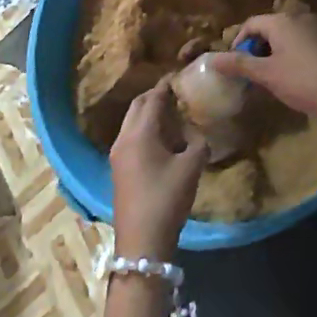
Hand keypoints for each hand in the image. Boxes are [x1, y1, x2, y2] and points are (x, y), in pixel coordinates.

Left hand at [109, 79, 206, 258]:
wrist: (142, 241)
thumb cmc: (167, 198)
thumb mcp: (192, 167)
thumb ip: (198, 142)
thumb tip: (197, 133)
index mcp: (140, 133)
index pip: (153, 98)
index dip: (166, 86)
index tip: (179, 76)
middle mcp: (123, 138)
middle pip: (137, 106)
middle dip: (155, 96)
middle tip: (176, 93)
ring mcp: (117, 155)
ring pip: (131, 122)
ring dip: (149, 114)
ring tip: (172, 115)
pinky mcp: (118, 169)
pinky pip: (130, 137)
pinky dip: (145, 129)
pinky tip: (163, 140)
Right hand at [206, 10, 316, 121]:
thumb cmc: (301, 81)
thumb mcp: (266, 74)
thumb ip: (239, 65)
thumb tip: (212, 59)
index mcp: (281, 21)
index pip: (251, 23)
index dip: (238, 42)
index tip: (234, 64)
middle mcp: (299, 17)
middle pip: (269, 27)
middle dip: (256, 48)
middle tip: (251, 72)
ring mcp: (316, 28)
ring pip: (286, 35)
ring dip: (273, 51)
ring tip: (269, 75)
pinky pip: (301, 42)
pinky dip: (290, 53)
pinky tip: (292, 75)